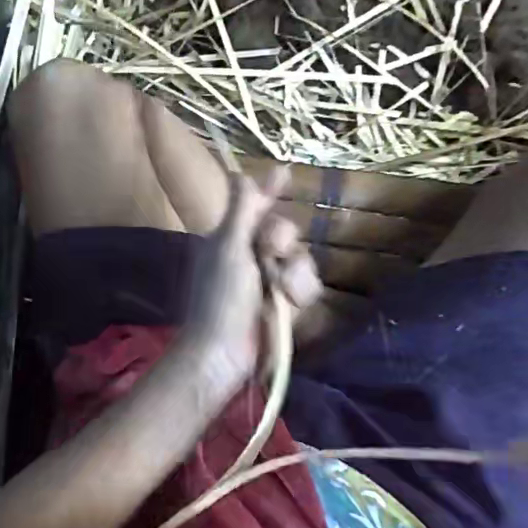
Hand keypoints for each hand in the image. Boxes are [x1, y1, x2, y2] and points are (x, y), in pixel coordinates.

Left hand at [178, 166, 321, 391]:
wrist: (224, 355)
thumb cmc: (220, 299)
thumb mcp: (228, 249)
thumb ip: (240, 212)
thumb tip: (239, 173)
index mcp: (231, 239)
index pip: (255, 206)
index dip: (270, 190)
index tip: (284, 173)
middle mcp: (251, 256)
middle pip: (285, 231)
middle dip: (283, 240)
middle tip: (273, 250)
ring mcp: (269, 281)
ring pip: (301, 259)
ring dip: (295, 273)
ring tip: (281, 289)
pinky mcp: (285, 305)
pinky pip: (307, 286)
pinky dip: (301, 294)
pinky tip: (292, 304)